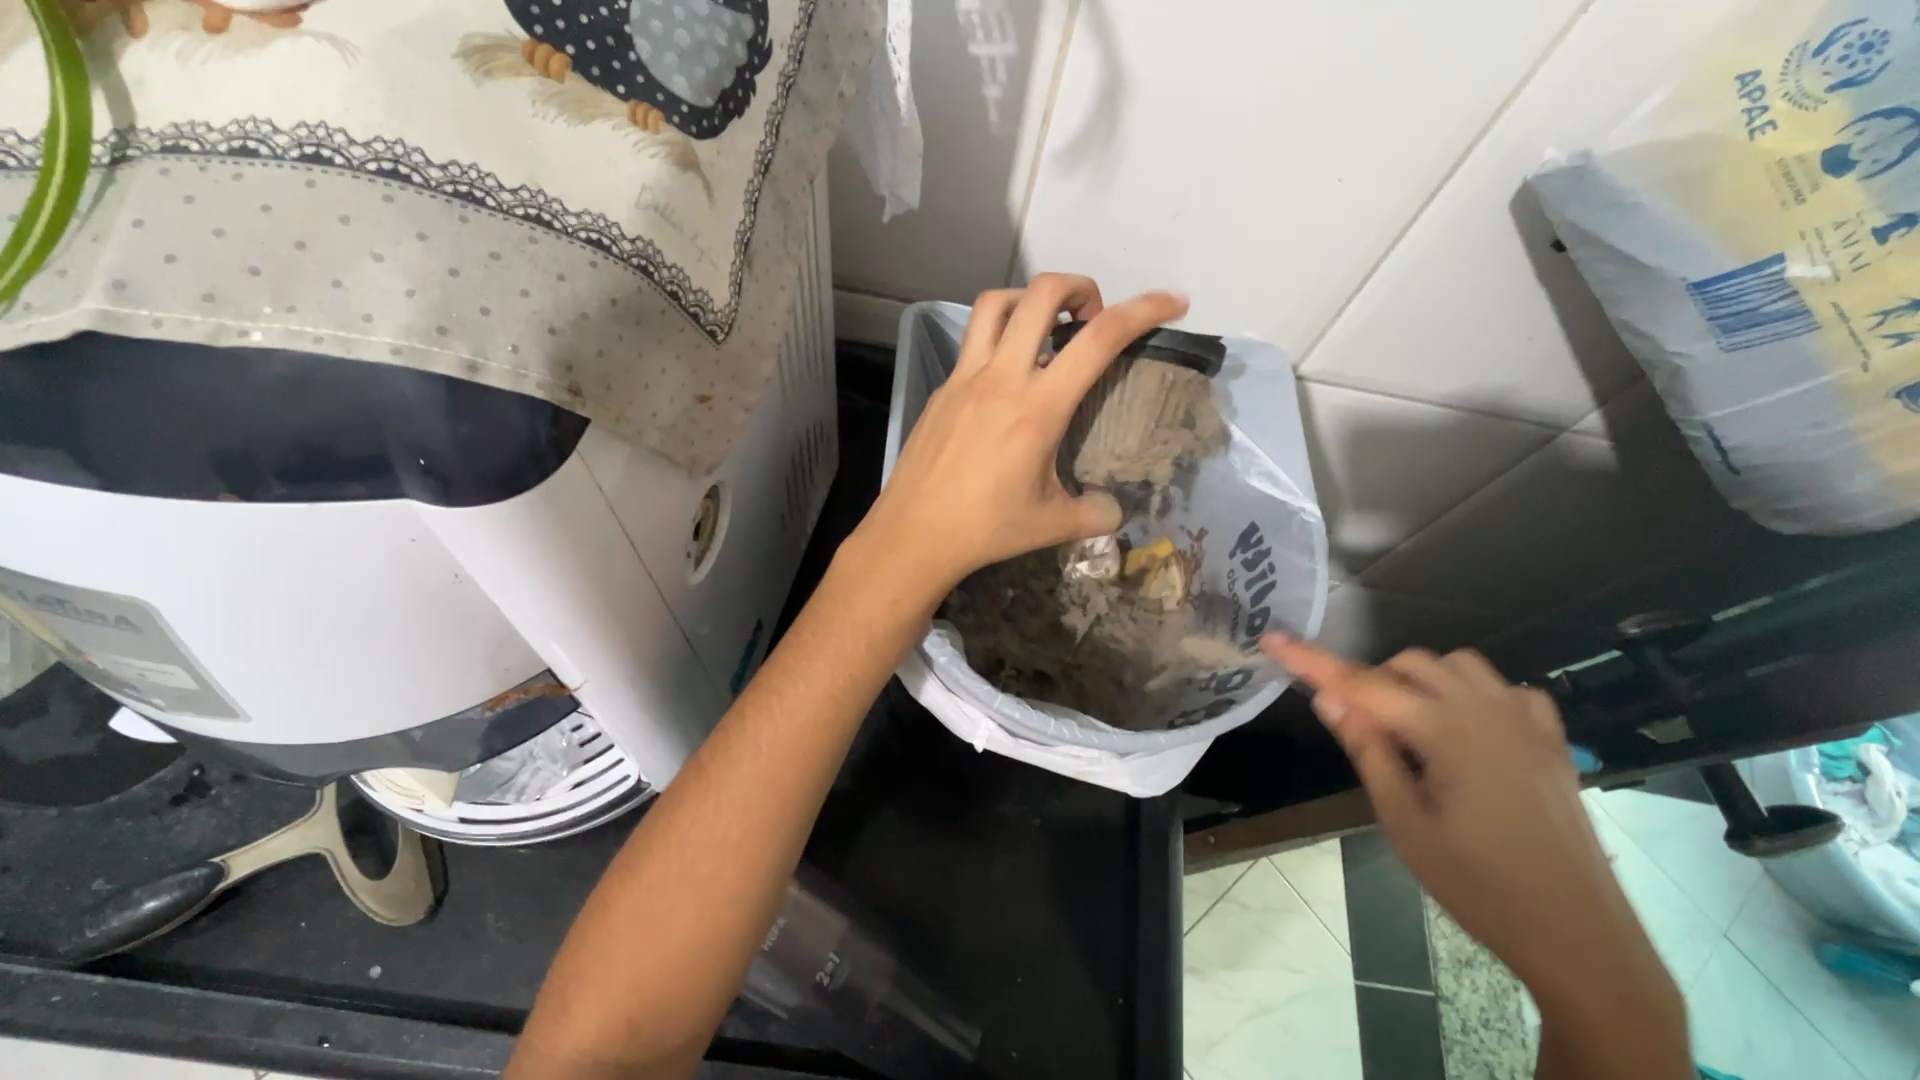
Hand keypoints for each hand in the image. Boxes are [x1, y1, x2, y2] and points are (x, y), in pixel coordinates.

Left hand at [852, 275, 1189, 595]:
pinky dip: (1000, 336)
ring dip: (1030, 299)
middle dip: (1081, 286)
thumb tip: (1114, 508)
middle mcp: (1001, 378)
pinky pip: (974, 340)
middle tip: (1093, 317)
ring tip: (1048, 328)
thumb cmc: (986, 529)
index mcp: (1038, 408)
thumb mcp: (1053, 525)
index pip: (1100, 339)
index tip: (1173, 301)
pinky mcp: (943, 388)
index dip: (1144, 310)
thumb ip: (1096, 513)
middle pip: (1041, 293)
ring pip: (996, 303)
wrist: (913, 534)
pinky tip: (1009, 376)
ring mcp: (965, 377)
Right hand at [1262, 636, 1655, 992]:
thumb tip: (1328, 700)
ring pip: (1459, 665)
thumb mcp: (1404, 824)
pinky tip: (1468, 732)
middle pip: (1411, 664)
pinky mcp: (1550, 739)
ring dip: (1423, 681)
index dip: (1312, 661)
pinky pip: (1505, 688)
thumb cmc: (1478, 886)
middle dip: (1374, 681)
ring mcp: (1525, 721)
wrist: (1577, 932)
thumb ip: (1368, 753)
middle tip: (1359, 726)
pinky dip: (1474, 694)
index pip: (1361, 684)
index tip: (1272, 639)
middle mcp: (1486, 711)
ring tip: (1412, 730)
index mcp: (1444, 731)